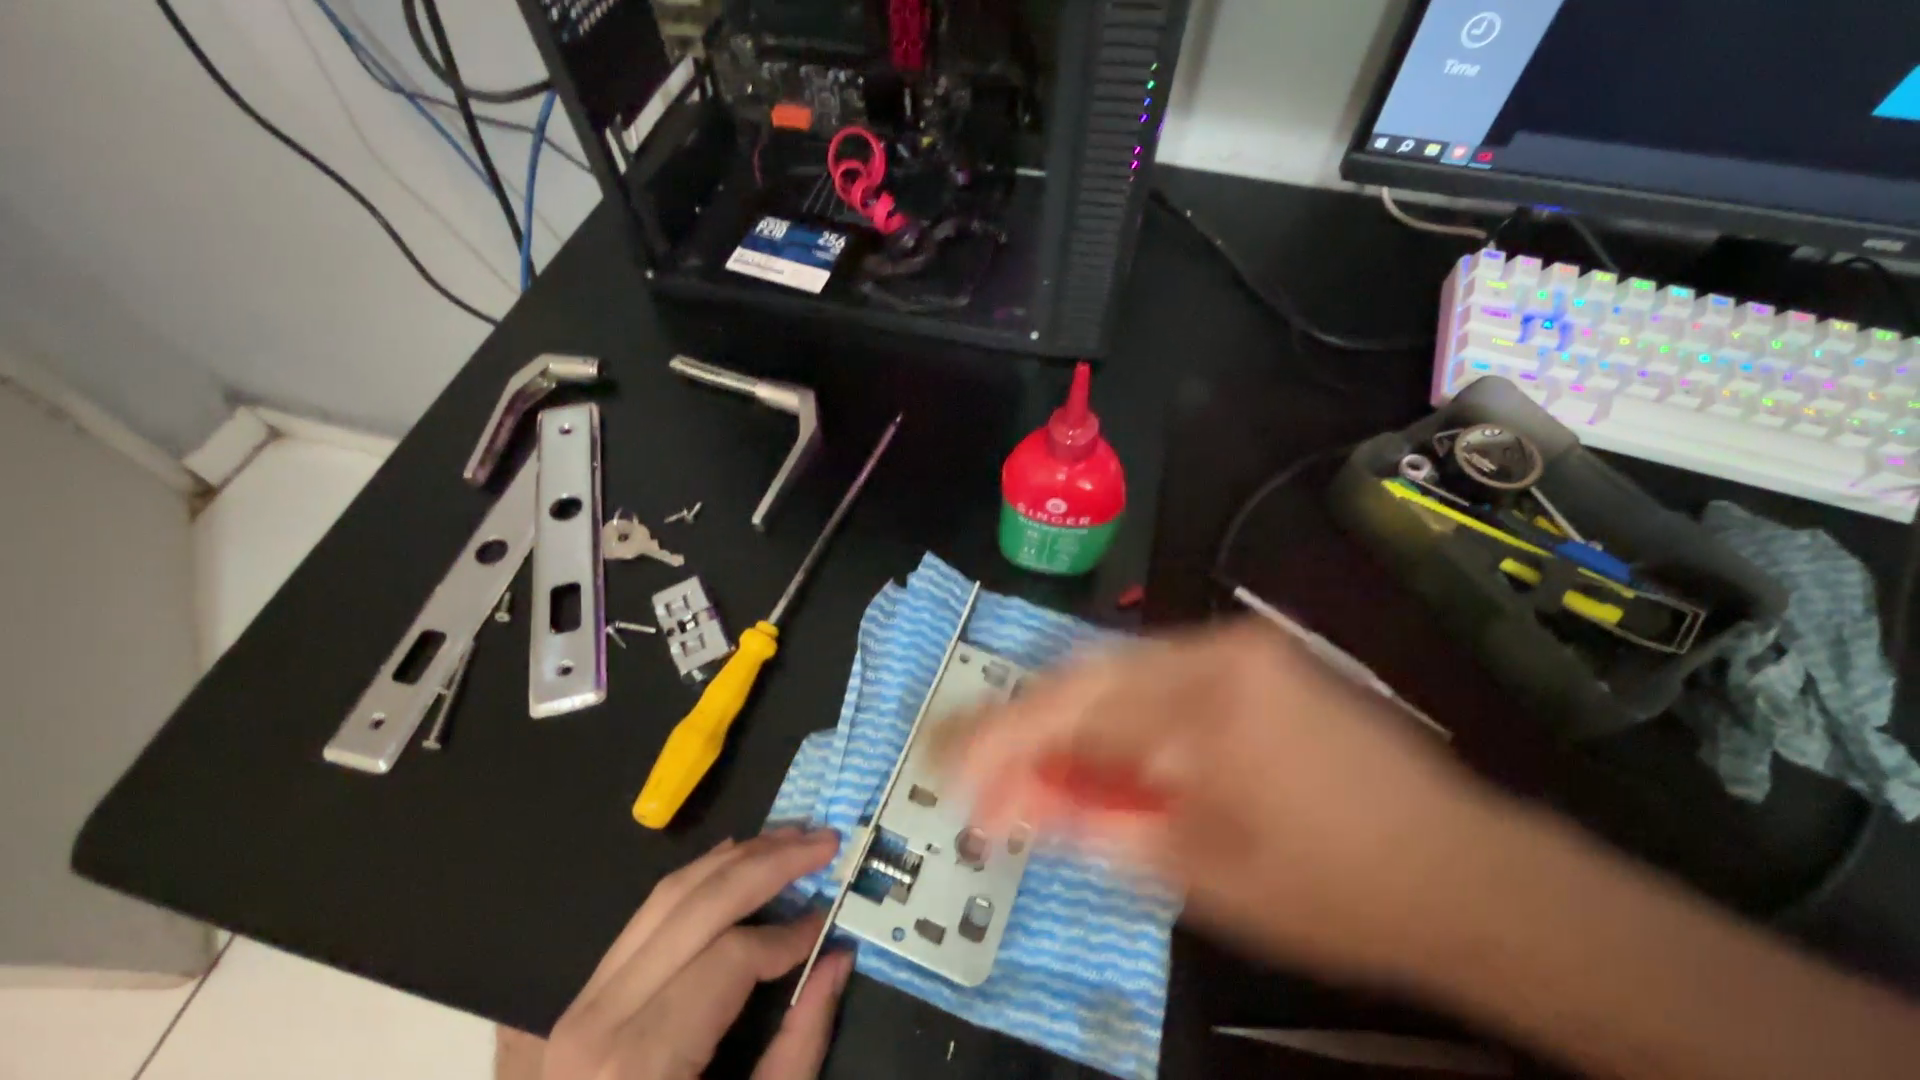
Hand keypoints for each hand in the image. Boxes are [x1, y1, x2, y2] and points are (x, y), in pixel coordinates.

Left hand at [542, 827, 855, 1079]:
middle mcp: (600, 1017)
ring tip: (789, 840)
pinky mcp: (577, 1000)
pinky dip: (696, 883)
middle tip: (824, 841)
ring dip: (734, 859)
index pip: (731, 956)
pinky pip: (643, 919)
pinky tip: (732, 864)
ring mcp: (579, 1003)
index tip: (831, 925)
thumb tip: (836, 960)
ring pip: (665, 896)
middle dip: (769, 862)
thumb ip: (798, 1046)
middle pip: (696, 905)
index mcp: (640, 1061)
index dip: (791, 933)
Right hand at [945, 620, 1509, 986]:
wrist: (1466, 875)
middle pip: (1085, 673)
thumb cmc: (1336, 891)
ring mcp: (1243, 651)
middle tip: (977, 769)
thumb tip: (1016, 801)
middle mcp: (1219, 652)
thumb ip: (1098, 823)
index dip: (999, 743)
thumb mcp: (1202, 873)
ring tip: (1034, 774)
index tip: (955, 778)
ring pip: (1120, 672)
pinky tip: (1105, 758)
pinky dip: (1120, 717)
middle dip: (1023, 724)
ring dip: (1070, 722)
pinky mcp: (1259, 665)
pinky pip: (1161, 679)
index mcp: (1204, 701)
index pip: (1068, 706)